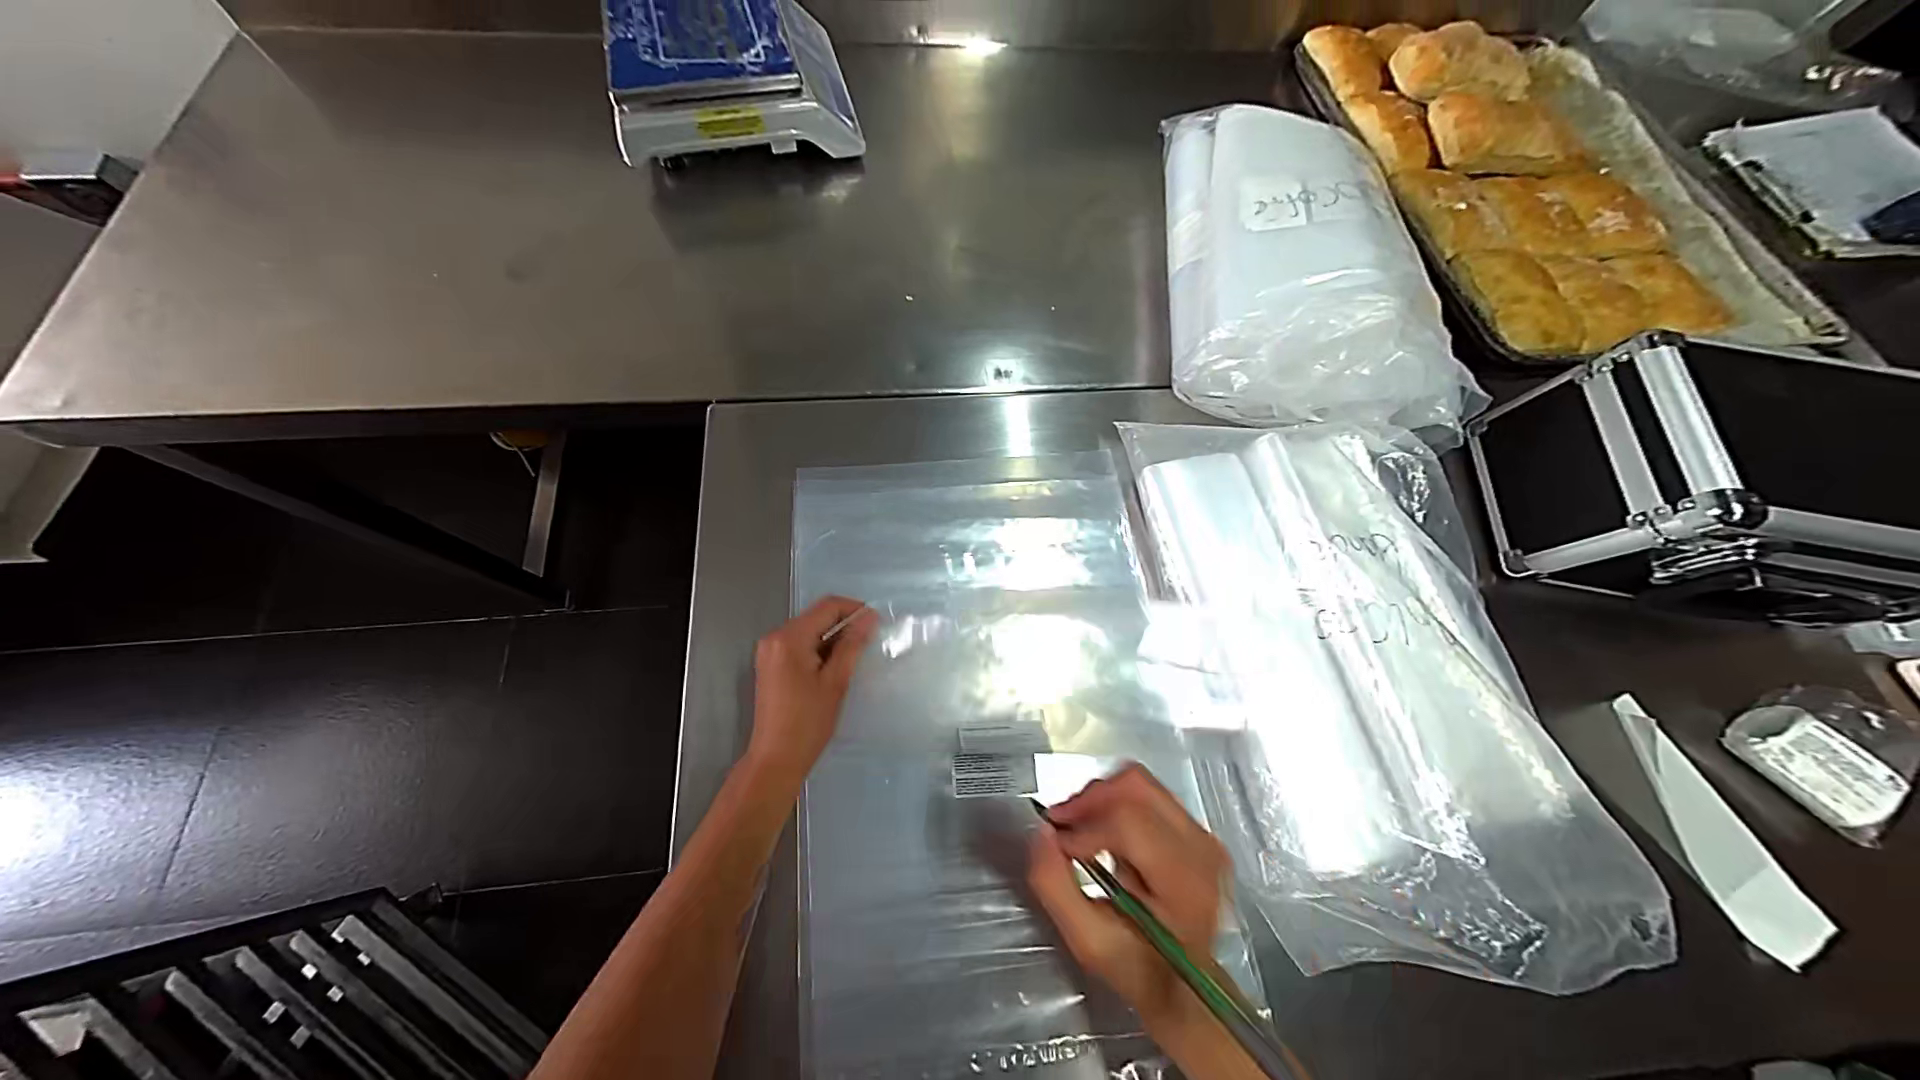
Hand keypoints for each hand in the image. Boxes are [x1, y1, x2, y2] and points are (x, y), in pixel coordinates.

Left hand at [746, 596, 876, 788]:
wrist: (776, 759)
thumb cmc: (808, 722)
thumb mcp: (836, 681)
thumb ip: (852, 645)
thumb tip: (869, 617)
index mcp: (789, 638)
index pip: (827, 606)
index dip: (854, 609)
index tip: (876, 623)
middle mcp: (774, 637)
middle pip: (816, 616)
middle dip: (844, 624)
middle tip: (869, 643)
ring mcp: (769, 651)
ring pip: (809, 630)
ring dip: (833, 638)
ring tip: (855, 658)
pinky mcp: (771, 664)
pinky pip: (799, 645)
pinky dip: (819, 649)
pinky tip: (834, 667)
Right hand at [1027, 764, 1231, 1023]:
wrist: (1186, 985)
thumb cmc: (1142, 970)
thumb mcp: (1088, 942)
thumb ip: (1055, 886)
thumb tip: (1043, 833)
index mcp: (1184, 881)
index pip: (1127, 821)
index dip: (1083, 825)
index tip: (1058, 844)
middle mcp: (1201, 848)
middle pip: (1134, 787)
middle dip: (1088, 800)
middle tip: (1060, 823)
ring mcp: (1201, 834)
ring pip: (1138, 783)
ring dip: (1098, 798)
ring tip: (1077, 827)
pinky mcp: (1194, 828)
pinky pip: (1145, 793)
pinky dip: (1113, 803)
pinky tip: (1099, 831)